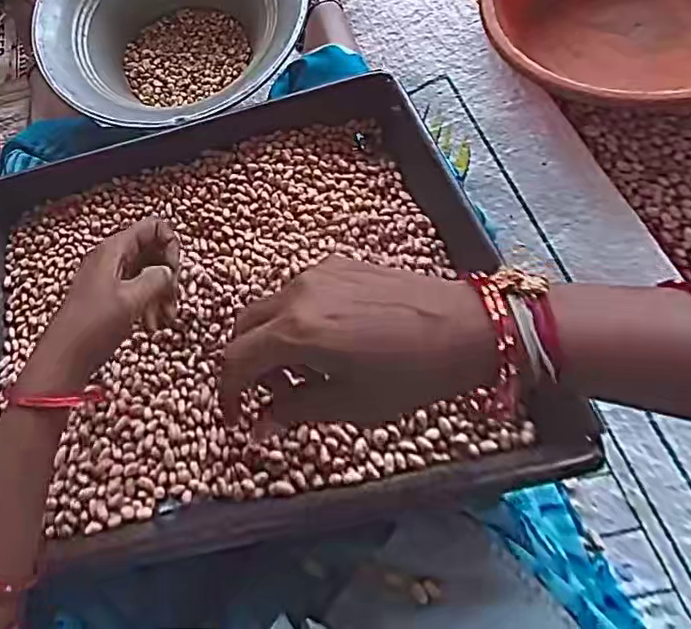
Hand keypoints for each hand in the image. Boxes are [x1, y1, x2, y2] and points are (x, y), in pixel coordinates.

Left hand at [21, 218, 180, 392]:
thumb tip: (169, 271)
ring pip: (146, 273)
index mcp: (114, 249)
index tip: (173, 271)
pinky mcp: (108, 297)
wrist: (63, 358)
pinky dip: (149, 304)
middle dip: (167, 274)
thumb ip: (156, 279)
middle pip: (152, 251)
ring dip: (161, 293)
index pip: (153, 227)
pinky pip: (136, 291)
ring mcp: (109, 277)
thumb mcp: (131, 299)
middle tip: (172, 298)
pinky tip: (152, 325)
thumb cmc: (92, 326)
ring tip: (164, 319)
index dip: (170, 245)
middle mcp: (111, 258)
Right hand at [218, 256, 500, 427]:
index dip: (228, 393)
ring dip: (270, 340)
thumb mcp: (350, 405)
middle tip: (269, 396)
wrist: (462, 325)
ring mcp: (315, 273)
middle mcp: (296, 293)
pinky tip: (328, 341)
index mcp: (296, 331)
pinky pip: (297, 293)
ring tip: (305, 372)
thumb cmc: (411, 374)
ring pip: (270, 308)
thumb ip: (294, 410)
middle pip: (244, 326)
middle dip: (245, 364)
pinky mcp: (335, 264)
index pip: (236, 359)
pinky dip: (293, 320)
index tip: (235, 418)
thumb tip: (259, 425)